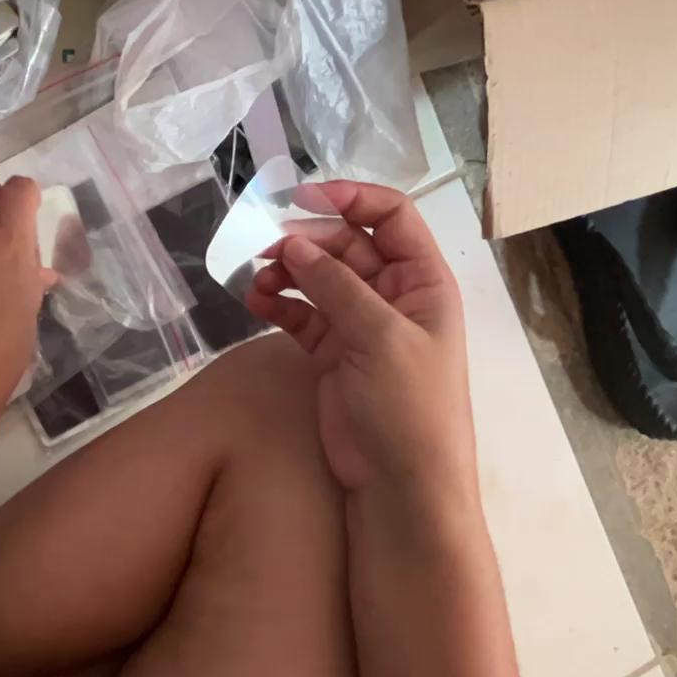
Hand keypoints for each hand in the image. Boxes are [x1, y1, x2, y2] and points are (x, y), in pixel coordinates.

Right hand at [244, 181, 473, 493]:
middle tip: (267, 249)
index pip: (390, 217)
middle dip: (306, 242)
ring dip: (286, 273)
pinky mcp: (331, 353)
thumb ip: (336, 286)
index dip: (350, 198)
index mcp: (421, 281)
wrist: (400, 480)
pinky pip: (301, 315)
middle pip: (345, 246)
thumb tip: (293, 243)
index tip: (301, 196)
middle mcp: (391, 295)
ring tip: (255, 280)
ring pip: (317, 280)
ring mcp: (359, 325)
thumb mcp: (380, 337)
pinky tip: (256, 302)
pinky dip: (278, 305)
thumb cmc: (409, 404)